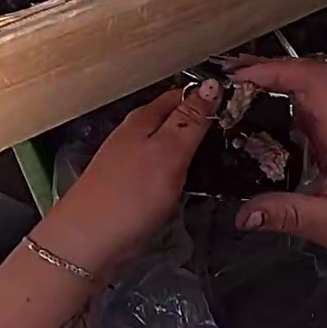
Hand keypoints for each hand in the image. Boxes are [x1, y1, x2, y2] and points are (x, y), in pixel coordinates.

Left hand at [29, 80, 221, 277]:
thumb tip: (212, 83)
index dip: (210, 97)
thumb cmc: (131, 194)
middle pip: (177, 118)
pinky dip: (183, 169)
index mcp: (144, 118)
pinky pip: (165, 167)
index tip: (240, 109)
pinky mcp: (132, 185)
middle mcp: (136, 133)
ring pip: (171, 143)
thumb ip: (191, 119)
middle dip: (205, 123)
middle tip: (239, 135)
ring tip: (225, 156)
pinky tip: (196, 179)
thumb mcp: (169, 151)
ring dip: (195, 148)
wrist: (86, 243)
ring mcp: (132, 160)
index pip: (184, 94)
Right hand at [230, 60, 326, 279]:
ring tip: (238, 96)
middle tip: (230, 79)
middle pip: (309, 81)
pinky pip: (308, 123)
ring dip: (276, 91)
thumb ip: (284, 214)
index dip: (276, 70)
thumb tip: (240, 214)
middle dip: (270, 73)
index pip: (312, 81)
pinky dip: (283, 116)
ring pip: (309, 100)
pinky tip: (260, 127)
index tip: (239, 78)